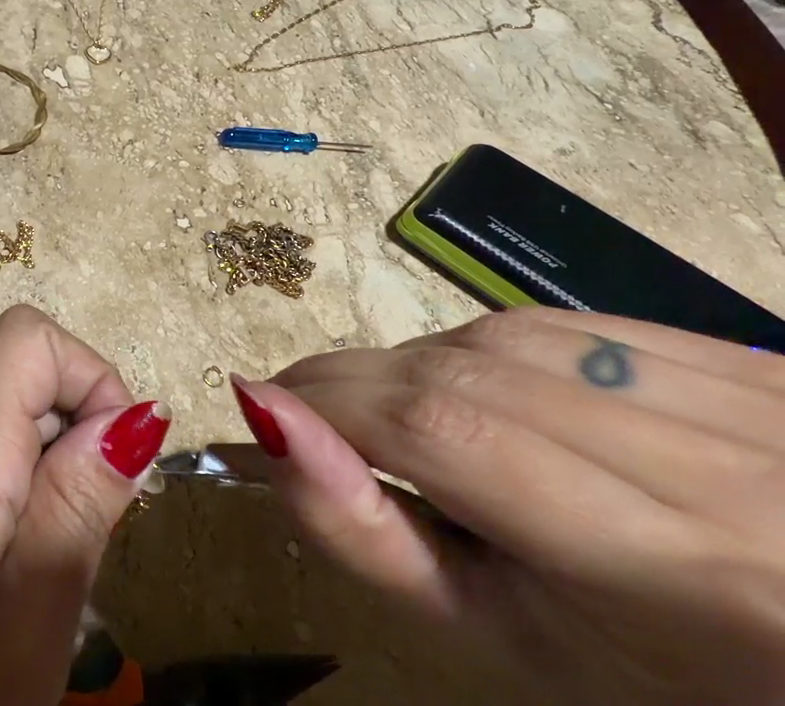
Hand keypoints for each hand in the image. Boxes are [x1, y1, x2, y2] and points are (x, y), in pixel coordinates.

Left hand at [0, 305, 169, 705]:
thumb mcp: (15, 648)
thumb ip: (70, 520)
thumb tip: (131, 418)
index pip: (28, 338)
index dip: (92, 384)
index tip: (117, 478)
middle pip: (13, 377)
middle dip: (72, 442)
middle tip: (74, 554)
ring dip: (34, 475)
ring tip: (26, 580)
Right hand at [234, 308, 784, 704]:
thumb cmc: (628, 667)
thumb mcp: (494, 634)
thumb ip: (367, 534)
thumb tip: (266, 419)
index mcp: (670, 567)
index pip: (444, 432)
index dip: (329, 404)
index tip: (255, 405)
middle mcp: (729, 467)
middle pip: (469, 372)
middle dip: (353, 380)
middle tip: (300, 410)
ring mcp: (758, 400)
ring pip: (511, 334)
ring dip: (415, 360)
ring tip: (391, 407)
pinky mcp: (758, 363)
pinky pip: (573, 322)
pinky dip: (485, 343)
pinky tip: (477, 383)